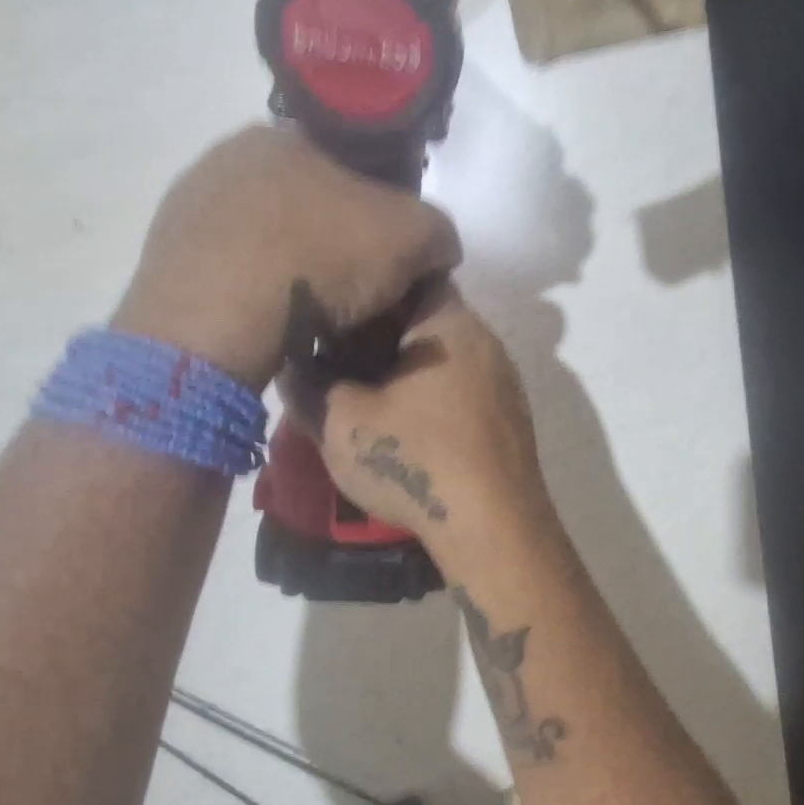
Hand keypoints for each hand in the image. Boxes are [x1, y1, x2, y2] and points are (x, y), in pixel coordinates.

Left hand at [110, 124, 460, 385]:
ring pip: (266, 238)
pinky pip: (232, 271)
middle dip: (336, 243)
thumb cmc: (323, 258)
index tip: (393, 261)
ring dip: (294, 269)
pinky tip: (272, 324)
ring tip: (315, 318)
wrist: (220, 316)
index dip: (382, 214)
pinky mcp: (164, 254)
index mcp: (286, 134)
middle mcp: (230, 155)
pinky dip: (256, 292)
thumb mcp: (415, 238)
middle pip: (307, 204)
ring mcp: (190, 203)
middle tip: (359, 294)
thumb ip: (438, 231)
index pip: (352, 168)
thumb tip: (436, 247)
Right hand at [292, 285, 558, 574]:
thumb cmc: (416, 459)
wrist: (494, 529)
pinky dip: (434, 404)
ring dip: (409, 375)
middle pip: (428, 321)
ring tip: (367, 400)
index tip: (335, 311)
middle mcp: (488, 343)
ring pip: (446, 363)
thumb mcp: (342, 422)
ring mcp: (506, 386)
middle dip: (383, 337)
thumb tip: (292, 371)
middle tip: (340, 360)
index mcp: (452, 323)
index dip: (369, 288)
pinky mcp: (511, 425)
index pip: (411, 275)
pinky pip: (464, 397)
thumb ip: (309, 387)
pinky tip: (408, 434)